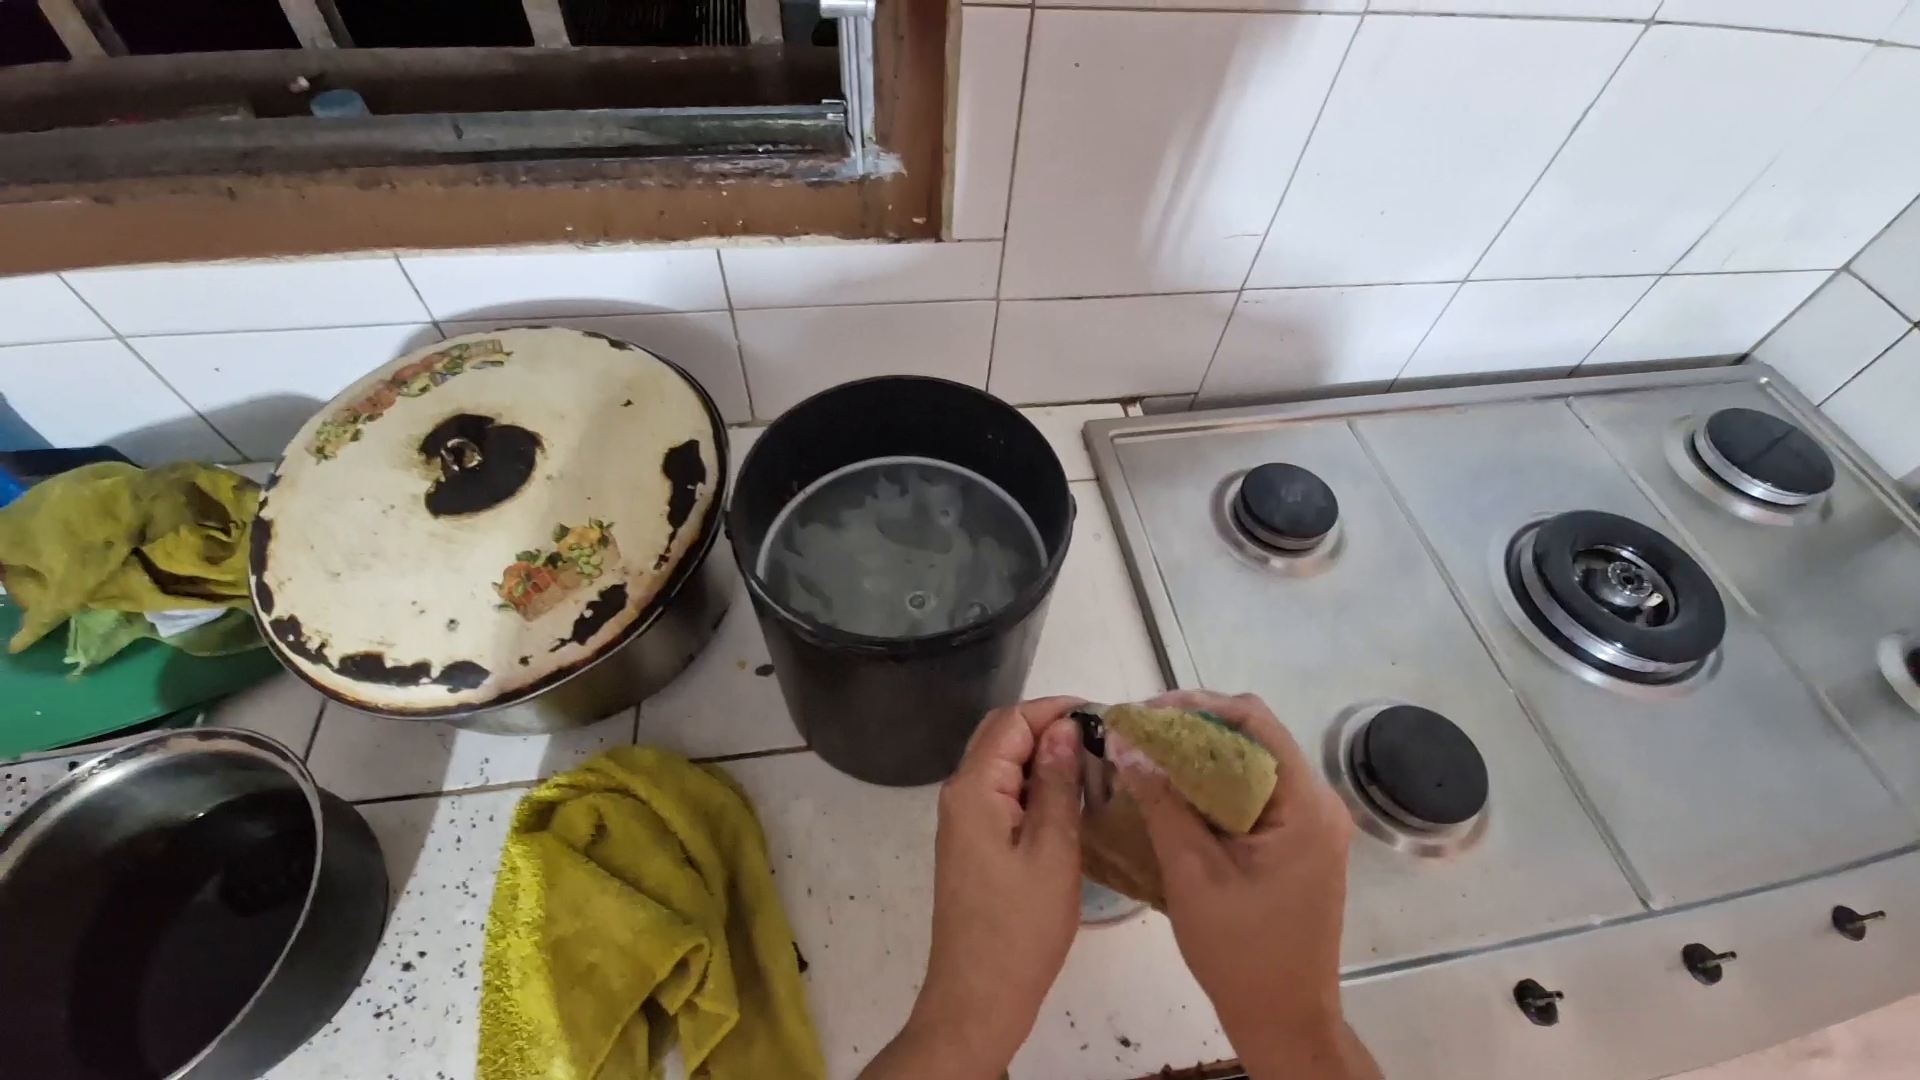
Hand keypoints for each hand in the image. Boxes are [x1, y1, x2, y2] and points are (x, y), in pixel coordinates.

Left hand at [860, 697, 1085, 1079]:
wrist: (977, 998)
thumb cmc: (1020, 928)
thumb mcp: (1052, 850)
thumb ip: (1056, 783)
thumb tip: (1064, 726)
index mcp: (973, 787)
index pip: (1012, 721)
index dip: (1055, 709)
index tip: (1102, 715)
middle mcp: (960, 792)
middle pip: (1001, 734)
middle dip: (1048, 725)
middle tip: (1100, 736)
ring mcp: (963, 817)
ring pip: (1001, 761)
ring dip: (1041, 753)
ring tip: (1092, 760)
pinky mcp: (972, 839)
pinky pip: (1001, 790)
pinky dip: (1032, 781)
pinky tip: (1066, 794)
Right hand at [1122, 690, 1379, 1079]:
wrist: (1285, 1021)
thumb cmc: (1241, 952)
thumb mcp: (1191, 871)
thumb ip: (1160, 800)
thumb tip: (1125, 742)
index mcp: (1305, 807)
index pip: (1255, 722)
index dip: (1198, 706)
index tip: (1148, 713)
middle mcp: (1317, 803)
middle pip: (1253, 735)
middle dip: (1193, 726)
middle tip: (1141, 733)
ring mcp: (1311, 822)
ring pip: (1250, 760)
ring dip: (1200, 752)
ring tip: (1150, 754)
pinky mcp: (1297, 839)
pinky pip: (1252, 789)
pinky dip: (1213, 780)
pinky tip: (1175, 789)